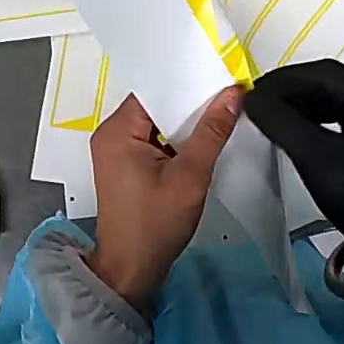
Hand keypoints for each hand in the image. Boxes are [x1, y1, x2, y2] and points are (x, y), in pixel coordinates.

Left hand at [84, 89, 241, 310]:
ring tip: (220, 112)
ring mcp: (114, 151)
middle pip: (153, 105)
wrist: (131, 267)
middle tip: (227, 93)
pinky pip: (150, 140)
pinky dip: (173, 139)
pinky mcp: (123, 165)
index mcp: (116, 131)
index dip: (186, 83)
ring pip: (154, 122)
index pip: (153, 91)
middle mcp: (109, 134)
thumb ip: (212, 131)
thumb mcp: (190, 175)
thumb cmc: (155, 223)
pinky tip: (201, 139)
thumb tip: (233, 94)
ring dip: (182, 123)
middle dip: (188, 102)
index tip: (219, 76)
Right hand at [245, 60, 343, 276]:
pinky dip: (305, 118)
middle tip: (255, 102)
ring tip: (265, 113)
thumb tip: (251, 98)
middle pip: (329, 84)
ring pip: (329, 100)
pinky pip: (332, 117)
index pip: (328, 75)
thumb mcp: (321, 160)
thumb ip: (284, 124)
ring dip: (295, 103)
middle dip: (289, 91)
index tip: (252, 92)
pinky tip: (286, 126)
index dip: (285, 80)